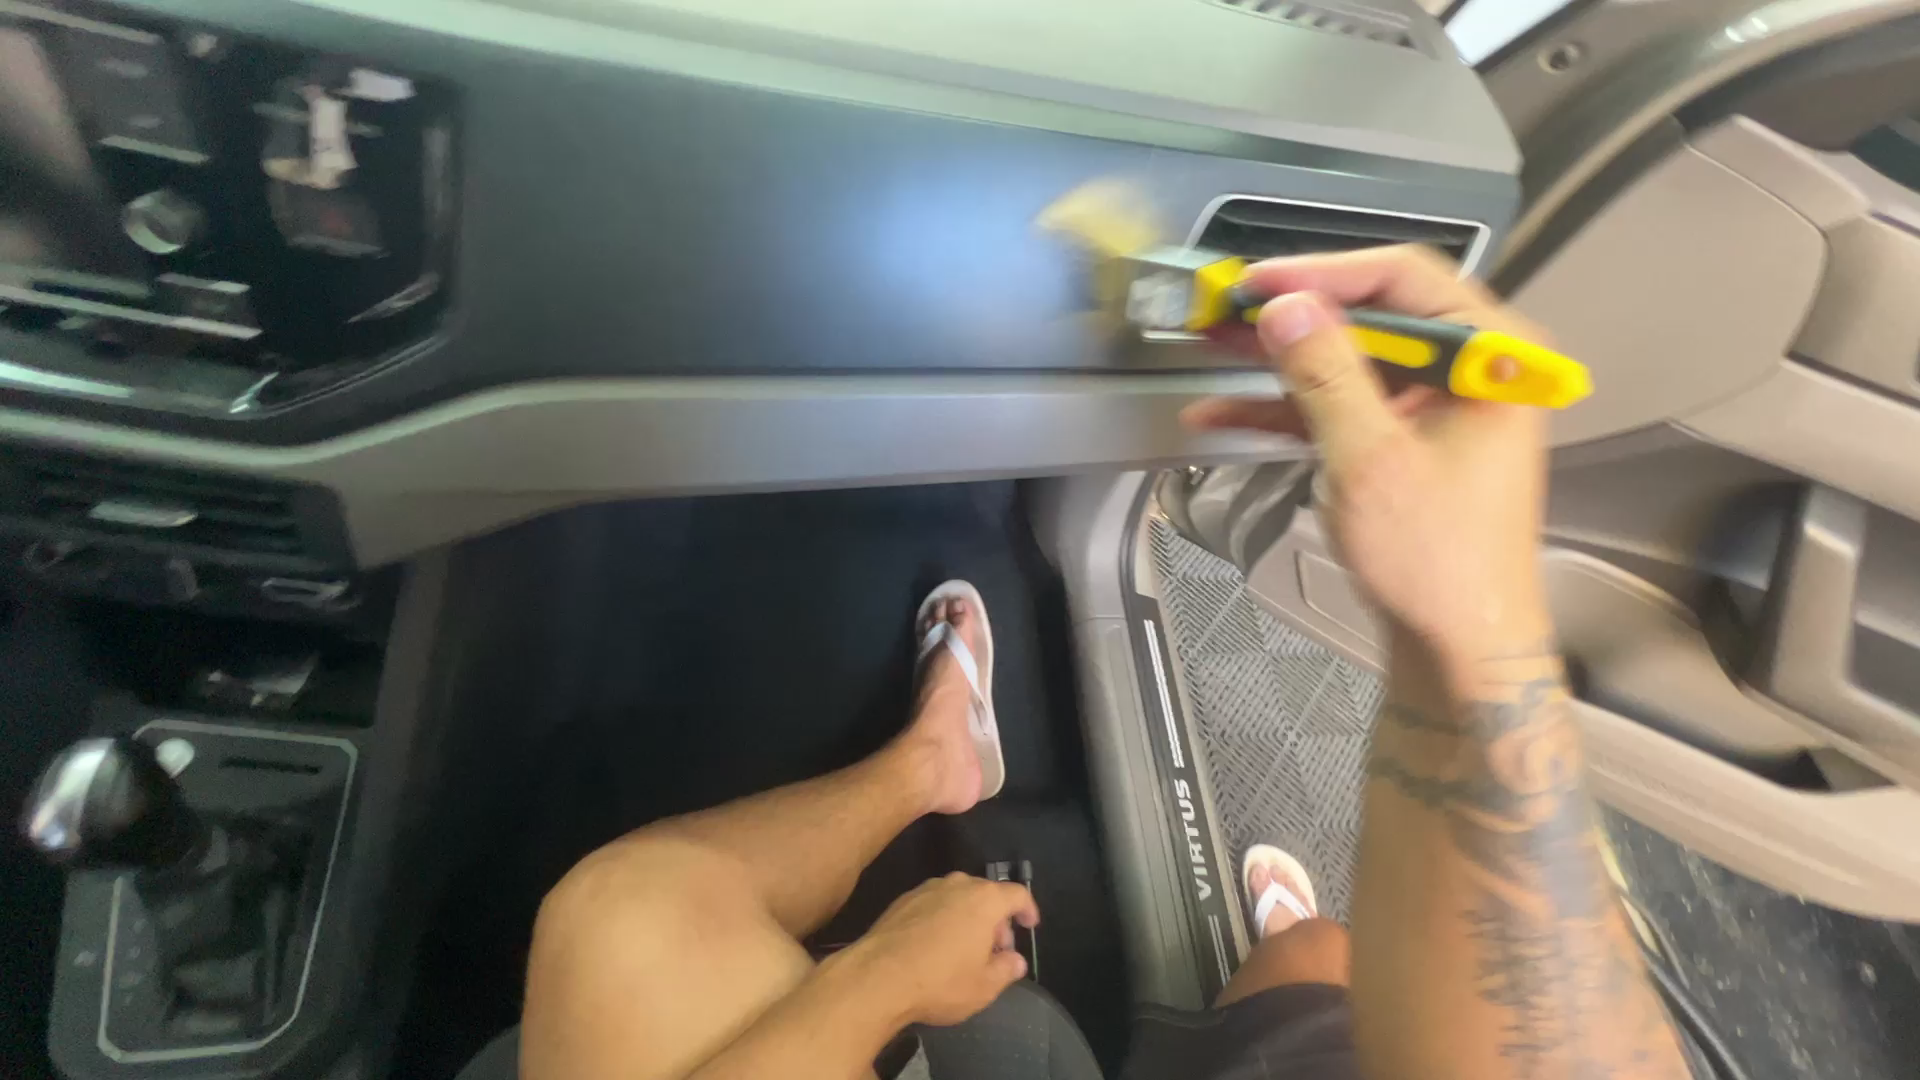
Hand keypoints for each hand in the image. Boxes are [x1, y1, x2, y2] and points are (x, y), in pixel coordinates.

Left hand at [843, 872, 1038, 1026]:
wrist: (878, 975)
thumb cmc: (940, 981)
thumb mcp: (983, 987)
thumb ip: (1006, 969)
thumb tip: (1015, 960)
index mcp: (984, 900)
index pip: (1017, 893)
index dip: (1028, 908)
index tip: (1030, 925)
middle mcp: (958, 884)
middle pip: (987, 894)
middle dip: (997, 920)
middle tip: (996, 951)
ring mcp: (928, 888)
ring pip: (959, 897)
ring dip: (969, 918)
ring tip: (966, 950)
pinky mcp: (904, 899)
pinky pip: (935, 903)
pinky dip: (943, 918)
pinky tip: (935, 946)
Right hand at [1182, 245, 1554, 673]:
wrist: (1453, 638)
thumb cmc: (1434, 556)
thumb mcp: (1371, 457)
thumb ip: (1327, 374)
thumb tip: (1284, 308)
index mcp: (1488, 357)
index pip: (1404, 280)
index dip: (1323, 274)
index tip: (1256, 282)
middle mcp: (1461, 370)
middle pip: (1366, 318)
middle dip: (1289, 317)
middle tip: (1224, 308)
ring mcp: (1423, 407)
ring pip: (1341, 361)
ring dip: (1273, 360)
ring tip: (1209, 344)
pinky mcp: (1391, 440)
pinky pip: (1332, 408)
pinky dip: (1280, 410)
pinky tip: (1220, 412)